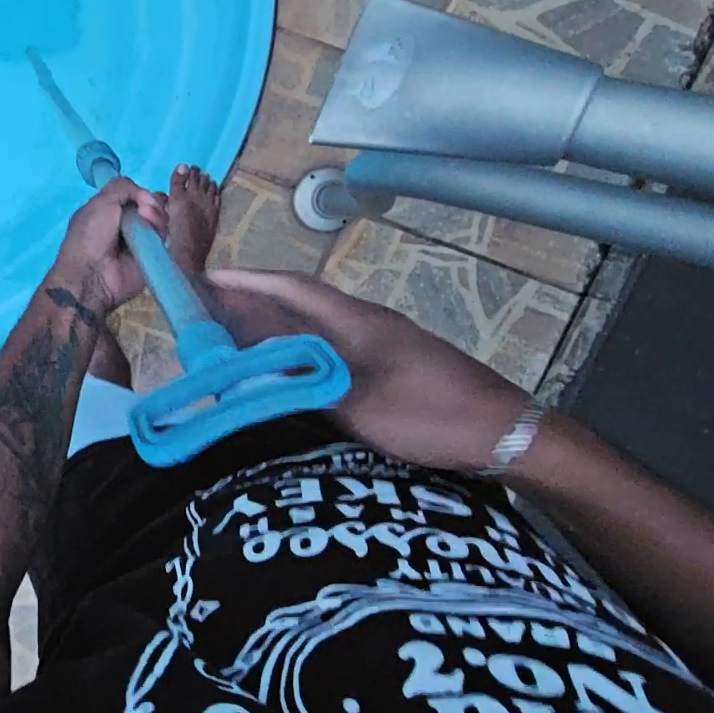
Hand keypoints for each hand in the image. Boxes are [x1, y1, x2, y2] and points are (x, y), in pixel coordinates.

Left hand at [53, 178, 165, 309]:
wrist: (93, 275)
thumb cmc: (91, 236)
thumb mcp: (100, 202)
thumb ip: (123, 187)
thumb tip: (145, 196)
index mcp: (109, 210)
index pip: (135, 195)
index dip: (141, 193)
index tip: (139, 197)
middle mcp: (126, 224)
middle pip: (153, 205)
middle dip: (152, 203)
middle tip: (144, 211)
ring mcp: (141, 239)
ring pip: (161, 219)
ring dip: (156, 215)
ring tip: (146, 222)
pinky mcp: (152, 254)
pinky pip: (165, 237)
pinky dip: (161, 230)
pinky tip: (152, 233)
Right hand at [204, 269, 531, 471]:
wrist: (506, 434)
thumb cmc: (428, 413)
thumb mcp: (355, 401)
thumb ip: (301, 378)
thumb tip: (248, 363)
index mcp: (354, 321)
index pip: (290, 289)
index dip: (247, 281)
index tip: (208, 278)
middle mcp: (363, 322)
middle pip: (297, 302)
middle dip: (251, 301)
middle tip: (207, 308)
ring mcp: (379, 341)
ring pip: (312, 325)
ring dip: (272, 325)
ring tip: (232, 334)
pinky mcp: (388, 363)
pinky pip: (327, 345)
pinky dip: (295, 347)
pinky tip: (282, 364)